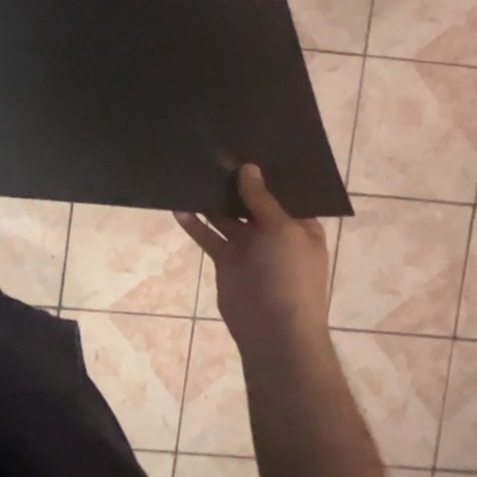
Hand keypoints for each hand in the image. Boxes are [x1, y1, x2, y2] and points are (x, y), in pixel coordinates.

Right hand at [176, 164, 329, 354]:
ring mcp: (248, 247)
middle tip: (210, 152)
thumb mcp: (282, 231)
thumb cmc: (289, 276)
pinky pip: (208, 236)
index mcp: (298, 226)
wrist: (274, 329)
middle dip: (233, 183)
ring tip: (190, 173)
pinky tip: (177, 206)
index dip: (264, 173)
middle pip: (250, 202)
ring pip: (225, 217)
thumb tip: (249, 168)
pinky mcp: (225, 260)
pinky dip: (194, 223)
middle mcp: (273, 233)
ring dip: (210, 201)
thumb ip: (262, 199)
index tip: (244, 147)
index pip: (281, 193)